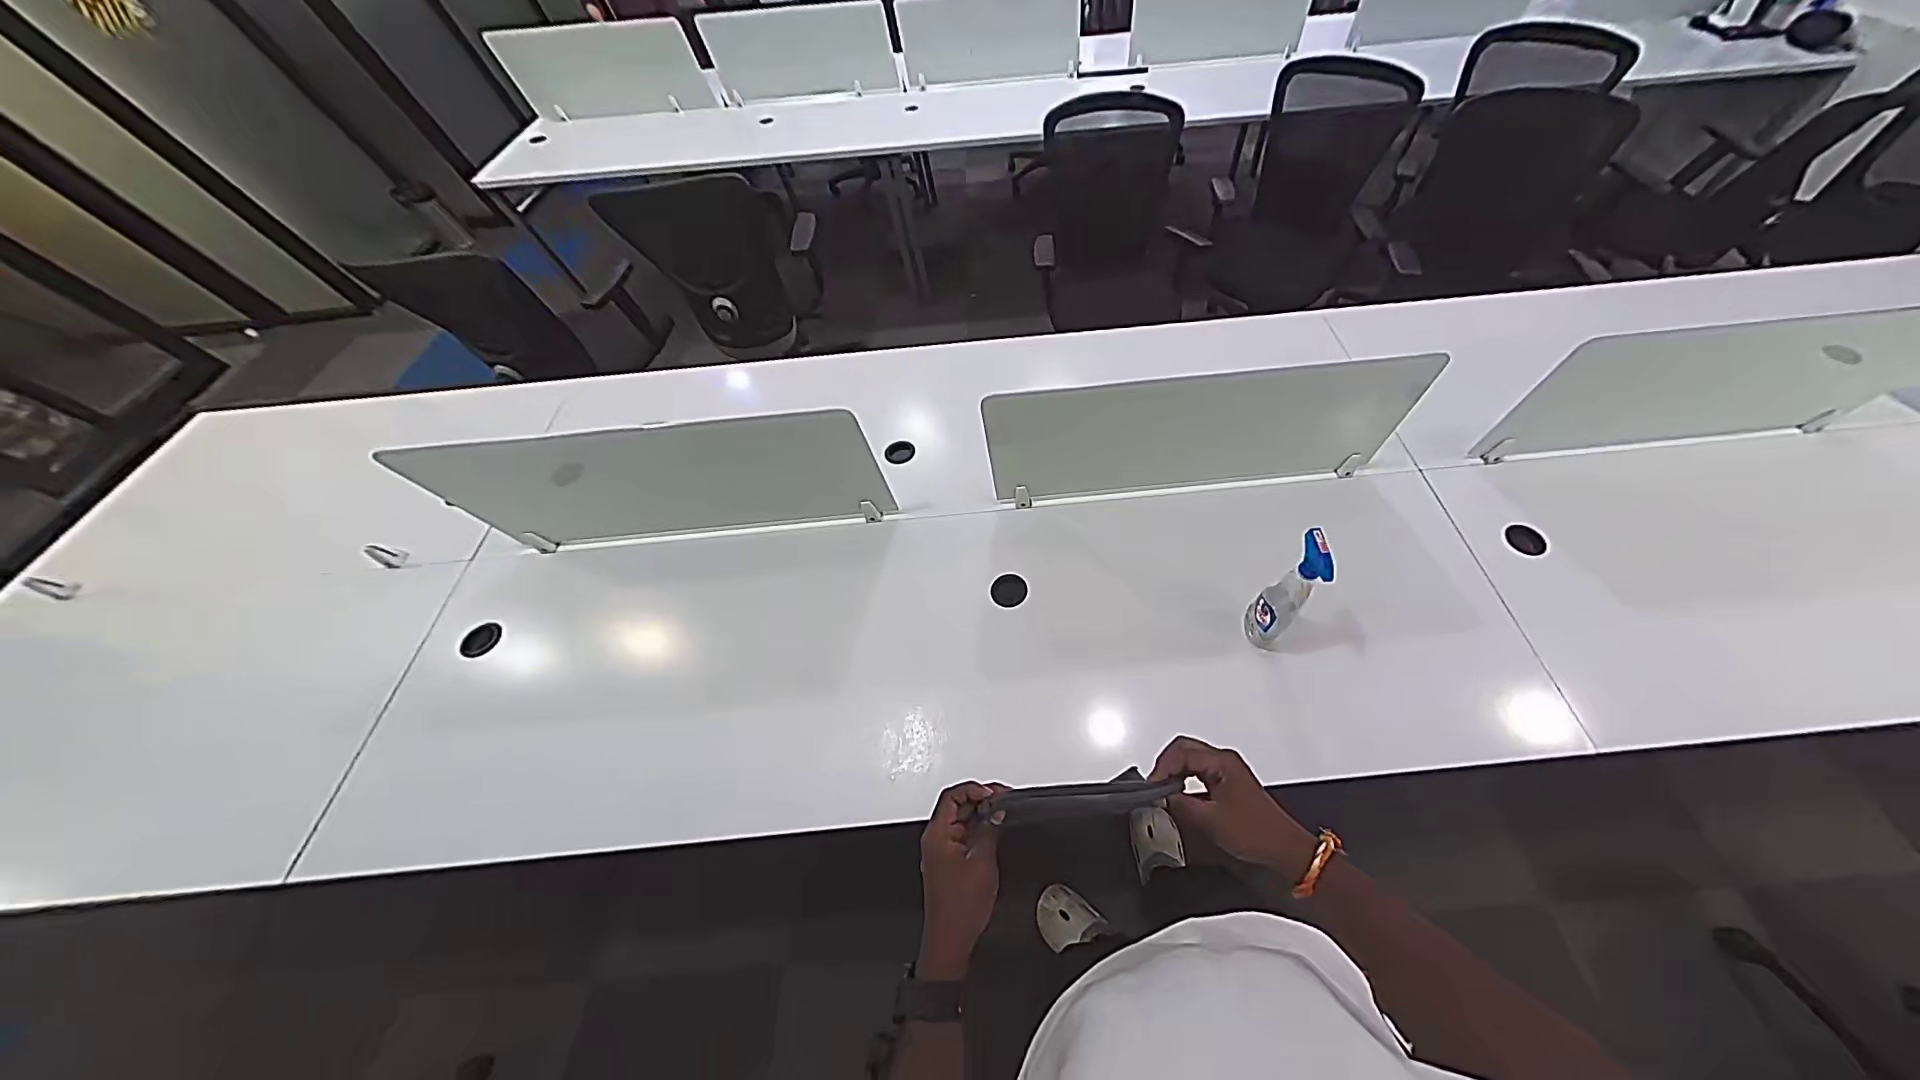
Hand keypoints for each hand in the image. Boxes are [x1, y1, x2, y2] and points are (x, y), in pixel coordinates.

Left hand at [917, 781, 1007, 978]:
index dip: (974, 789)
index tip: (993, 792)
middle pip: (956, 806)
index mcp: (937, 835)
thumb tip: (996, 811)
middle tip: (1003, 799)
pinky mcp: (949, 862)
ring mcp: (942, 851)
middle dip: (980, 800)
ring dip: (981, 815)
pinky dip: (979, 830)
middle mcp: (936, 840)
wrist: (952, 940)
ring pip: (961, 821)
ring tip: (1002, 813)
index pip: (952, 797)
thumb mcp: (982, 862)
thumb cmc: (960, 909)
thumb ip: (990, 831)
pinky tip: (994, 832)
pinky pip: (964, 836)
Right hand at [1148, 736, 1316, 871]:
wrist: (1284, 850)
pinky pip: (1197, 771)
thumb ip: (1180, 805)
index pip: (1180, 752)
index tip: (1152, 786)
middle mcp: (1224, 761)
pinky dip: (1183, 778)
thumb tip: (1161, 797)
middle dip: (1165, 765)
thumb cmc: (1258, 833)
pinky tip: (1178, 794)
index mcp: (1222, 762)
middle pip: (1184, 749)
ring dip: (1173, 771)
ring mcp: (1226, 771)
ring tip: (1163, 790)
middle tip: (1154, 784)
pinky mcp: (1226, 782)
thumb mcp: (1210, 820)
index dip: (1162, 768)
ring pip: (1190, 759)